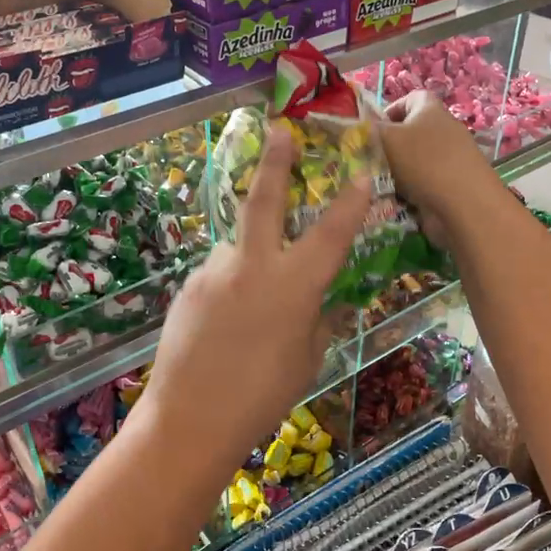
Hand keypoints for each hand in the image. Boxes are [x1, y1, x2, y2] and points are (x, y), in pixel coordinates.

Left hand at [137, 127, 370, 464]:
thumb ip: (318, 322)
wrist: (188, 419)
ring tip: (253, 307)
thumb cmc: (261, 397)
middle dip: (275, 162)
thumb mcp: (306, 360)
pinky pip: (220, 273)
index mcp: (292, 286)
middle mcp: (251, 266)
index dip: (350, 203)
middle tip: (280, 131)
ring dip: (252, 258)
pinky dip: (232, 285)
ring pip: (239, 247)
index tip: (361, 175)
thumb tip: (326, 303)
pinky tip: (229, 322)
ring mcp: (214, 271)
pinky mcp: (189, 285)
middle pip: (264, 200)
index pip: (331, 234)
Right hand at [381, 92, 505, 248]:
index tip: (370, 130)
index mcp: (430, 110)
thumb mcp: (387, 138)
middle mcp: (443, 130)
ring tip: (374, 184)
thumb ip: (369, 130)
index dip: (389, 110)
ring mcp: (449, 159)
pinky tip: (393, 202)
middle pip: (409, 133)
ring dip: (394, 173)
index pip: (409, 99)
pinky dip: (407, 192)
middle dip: (387, 147)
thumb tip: (356, 126)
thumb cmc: (424, 162)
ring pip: (412, 162)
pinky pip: (421, 184)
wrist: (464, 205)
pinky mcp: (450, 185)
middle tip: (366, 161)